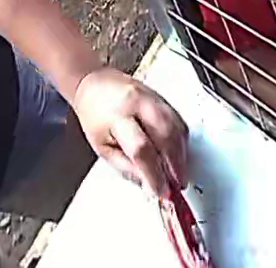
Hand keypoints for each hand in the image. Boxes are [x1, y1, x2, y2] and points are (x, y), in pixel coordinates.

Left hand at [71, 68, 189, 196]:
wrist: (94, 83)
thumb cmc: (94, 115)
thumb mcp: (102, 148)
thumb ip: (127, 168)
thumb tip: (149, 185)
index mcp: (118, 116)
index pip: (141, 149)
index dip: (155, 174)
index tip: (162, 192)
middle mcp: (137, 102)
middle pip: (165, 133)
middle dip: (175, 163)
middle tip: (177, 185)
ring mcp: (151, 95)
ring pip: (175, 124)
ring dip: (181, 153)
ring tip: (179, 173)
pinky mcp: (159, 95)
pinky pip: (176, 117)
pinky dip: (181, 138)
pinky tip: (178, 153)